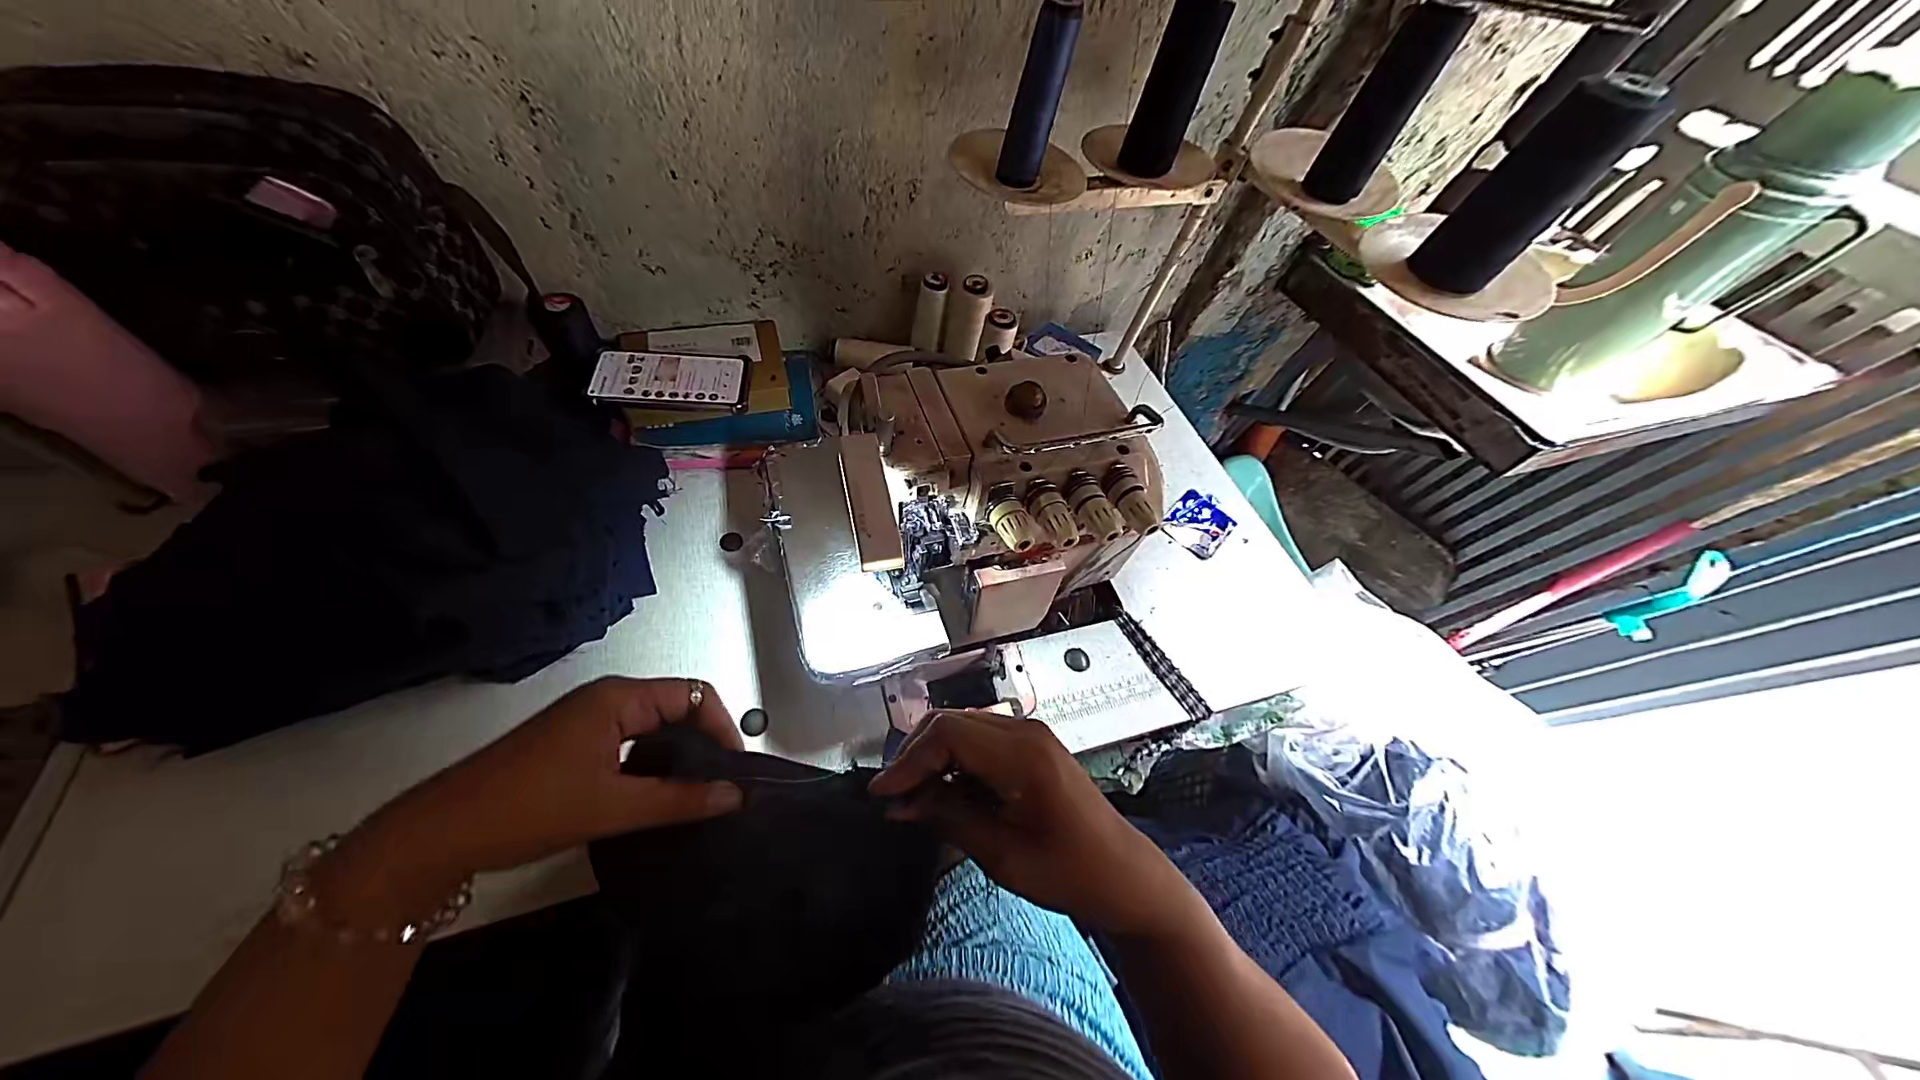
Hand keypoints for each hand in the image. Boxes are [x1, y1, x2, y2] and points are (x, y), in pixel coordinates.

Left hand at [316, 677, 744, 924]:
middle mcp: (606, 698)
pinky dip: (654, 760)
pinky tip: (657, 792)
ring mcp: (588, 718)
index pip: (695, 694)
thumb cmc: (524, 810)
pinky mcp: (575, 740)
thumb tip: (733, 796)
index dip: (723, 727)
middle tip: (721, 783)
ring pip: (655, 724)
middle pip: (678, 705)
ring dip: (679, 752)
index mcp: (618, 698)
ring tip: (696, 791)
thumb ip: (680, 800)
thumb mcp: (612, 808)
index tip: (734, 769)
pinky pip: (632, 738)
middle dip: (705, 740)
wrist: (438, 835)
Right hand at [869, 710, 1198, 935]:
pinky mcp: (1031, 745)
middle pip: (950, 721)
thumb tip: (900, 804)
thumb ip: (949, 818)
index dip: (908, 761)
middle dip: (914, 756)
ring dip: (932, 757)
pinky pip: (979, 739)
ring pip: (961, 726)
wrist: (1123, 874)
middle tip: (894, 798)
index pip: (947, 734)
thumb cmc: (1069, 872)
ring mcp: (1030, 734)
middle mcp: (1025, 731)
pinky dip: (953, 760)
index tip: (881, 795)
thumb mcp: (1002, 855)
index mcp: (1023, 755)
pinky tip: (944, 792)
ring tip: (913, 799)